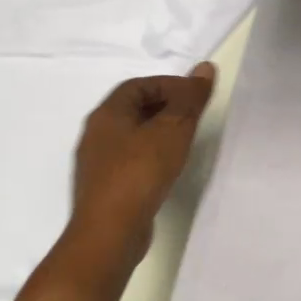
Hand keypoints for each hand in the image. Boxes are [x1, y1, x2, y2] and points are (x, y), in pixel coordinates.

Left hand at [60, 62, 217, 272]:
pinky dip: (151, 153)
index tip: (196, 98)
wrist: (109, 232)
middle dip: (167, 106)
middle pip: (134, 107)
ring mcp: (97, 162)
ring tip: (185, 141)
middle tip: (195, 118)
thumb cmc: (140, 172)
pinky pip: (130, 157)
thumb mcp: (173, 129)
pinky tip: (168, 167)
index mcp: (107, 114)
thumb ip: (190, 98)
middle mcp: (96, 133)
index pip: (140, 84)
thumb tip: (204, 68)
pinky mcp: (104, 185)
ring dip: (160, 131)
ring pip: (132, 134)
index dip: (170, 85)